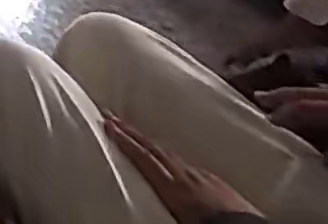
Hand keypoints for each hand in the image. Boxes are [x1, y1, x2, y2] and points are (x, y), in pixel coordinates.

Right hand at [105, 114, 261, 223]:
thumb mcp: (178, 218)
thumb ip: (161, 202)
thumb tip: (137, 198)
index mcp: (174, 185)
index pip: (143, 157)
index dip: (123, 139)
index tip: (107, 121)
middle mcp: (186, 175)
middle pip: (153, 148)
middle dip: (131, 131)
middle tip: (112, 114)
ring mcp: (204, 176)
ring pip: (171, 153)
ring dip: (150, 141)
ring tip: (136, 132)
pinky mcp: (220, 183)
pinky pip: (190, 164)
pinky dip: (174, 157)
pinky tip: (174, 158)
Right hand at [255, 88, 327, 196]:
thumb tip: (322, 157)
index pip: (308, 110)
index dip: (284, 114)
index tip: (263, 120)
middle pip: (307, 94)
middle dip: (280, 95)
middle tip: (254, 98)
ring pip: (317, 92)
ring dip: (293, 93)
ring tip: (272, 96)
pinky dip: (311, 95)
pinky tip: (309, 101)